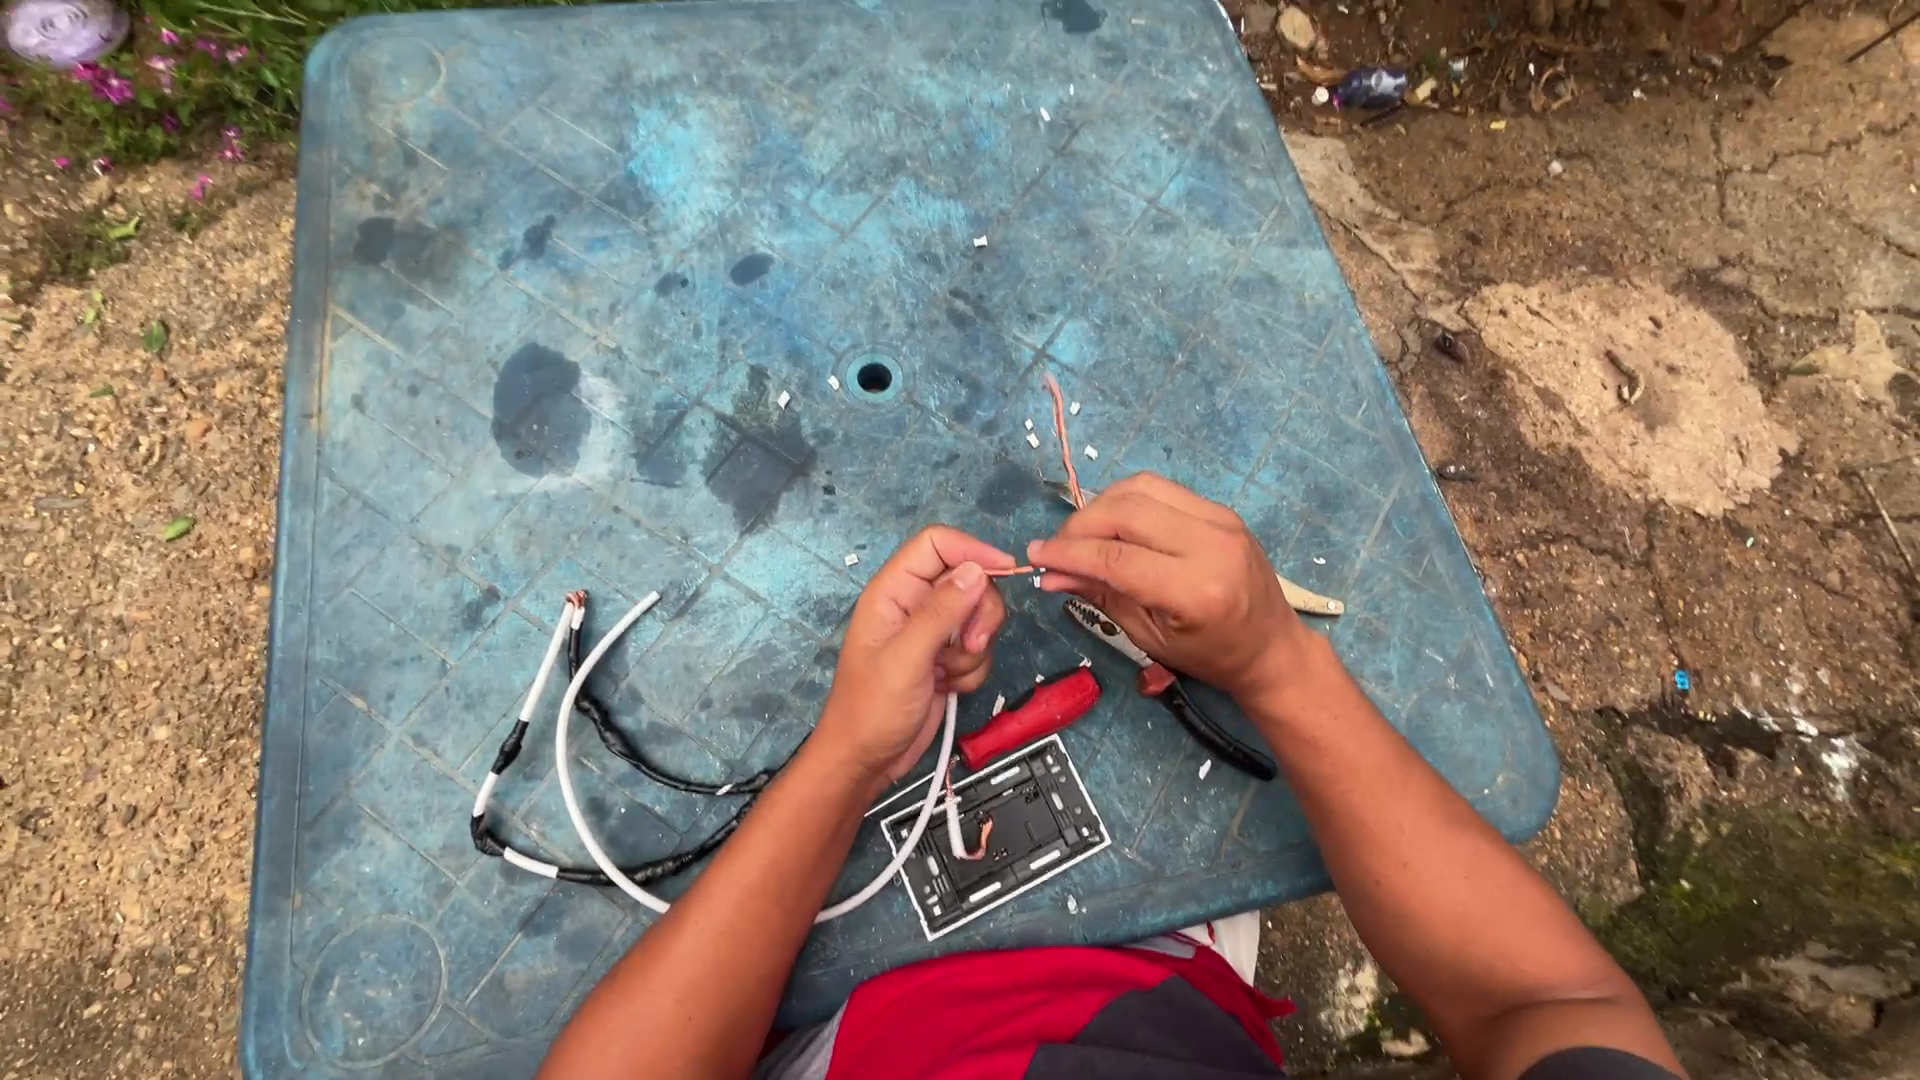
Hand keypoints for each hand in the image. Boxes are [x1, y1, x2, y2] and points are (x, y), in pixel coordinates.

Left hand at [815, 527, 1013, 787]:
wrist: (867, 760)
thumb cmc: (870, 710)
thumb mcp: (905, 658)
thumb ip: (941, 612)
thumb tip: (976, 570)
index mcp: (894, 591)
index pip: (937, 545)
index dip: (972, 550)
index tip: (1006, 570)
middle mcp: (914, 604)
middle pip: (969, 580)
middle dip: (979, 614)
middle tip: (969, 643)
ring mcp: (932, 632)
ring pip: (979, 617)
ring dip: (974, 648)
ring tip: (946, 673)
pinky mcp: (947, 657)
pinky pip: (979, 648)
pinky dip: (972, 669)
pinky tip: (948, 686)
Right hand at [1028, 473, 1317, 704]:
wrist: (1273, 647)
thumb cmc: (1210, 656)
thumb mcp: (1148, 637)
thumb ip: (1100, 596)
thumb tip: (1050, 573)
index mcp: (1196, 590)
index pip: (1116, 558)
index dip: (1069, 553)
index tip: (1034, 555)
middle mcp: (1211, 544)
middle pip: (1126, 511)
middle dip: (1079, 525)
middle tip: (1055, 548)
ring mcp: (1221, 519)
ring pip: (1141, 488)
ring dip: (1100, 506)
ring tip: (1080, 535)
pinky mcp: (1221, 509)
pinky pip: (1160, 489)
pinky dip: (1126, 500)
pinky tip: (1111, 524)